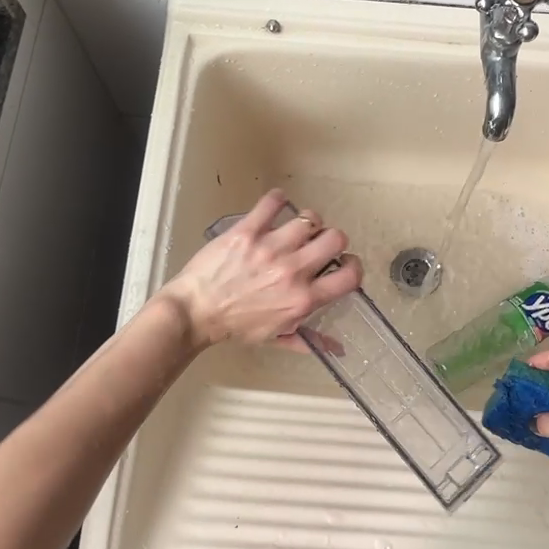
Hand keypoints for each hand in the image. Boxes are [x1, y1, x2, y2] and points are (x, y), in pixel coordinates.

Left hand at [156, 189, 362, 349]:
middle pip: (336, 239)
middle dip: (332, 240)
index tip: (344, 263)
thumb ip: (307, 340)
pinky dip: (278, 200)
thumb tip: (336, 348)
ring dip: (307, 222)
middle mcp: (293, 271)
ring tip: (296, 227)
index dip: (353, 266)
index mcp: (303, 299)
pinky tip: (276, 205)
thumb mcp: (274, 338)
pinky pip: (272, 203)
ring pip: (309, 218)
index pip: (349, 276)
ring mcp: (270, 248)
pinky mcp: (248, 231)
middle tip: (319, 244)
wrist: (195, 312)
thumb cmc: (234, 327)